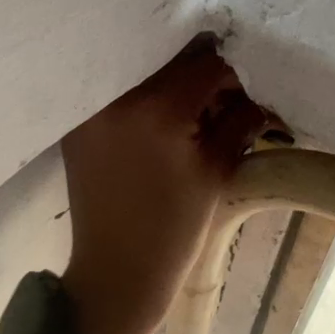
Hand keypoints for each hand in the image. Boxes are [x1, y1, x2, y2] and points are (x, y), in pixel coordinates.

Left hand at [59, 35, 272, 333]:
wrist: (116, 272)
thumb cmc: (174, 228)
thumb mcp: (217, 170)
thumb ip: (240, 120)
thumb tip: (256, 92)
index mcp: (156, 107)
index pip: (205, 63)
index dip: (233, 77)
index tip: (244, 99)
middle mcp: (116, 95)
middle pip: (170, 60)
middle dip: (201, 77)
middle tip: (220, 106)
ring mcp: (90, 108)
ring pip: (142, 72)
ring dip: (171, 86)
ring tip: (191, 120)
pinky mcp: (77, 123)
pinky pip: (117, 92)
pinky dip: (143, 100)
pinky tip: (160, 127)